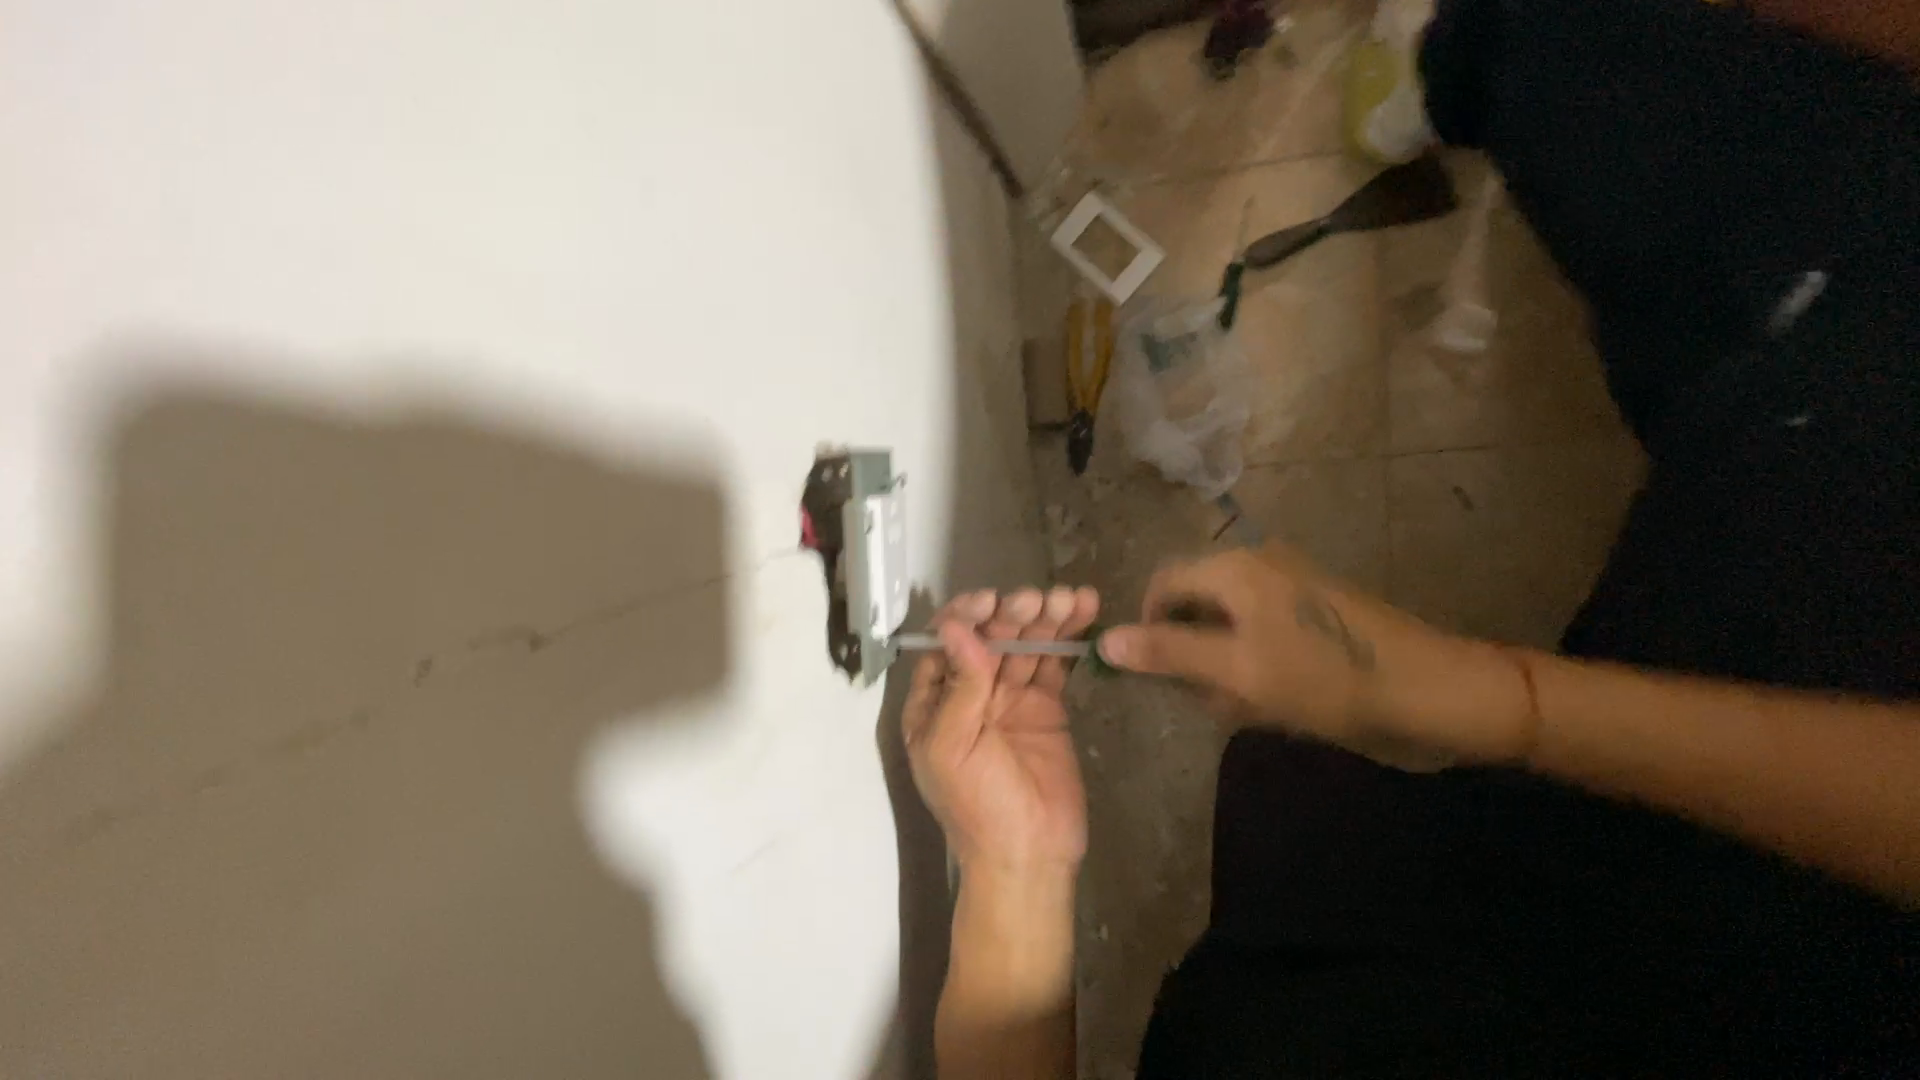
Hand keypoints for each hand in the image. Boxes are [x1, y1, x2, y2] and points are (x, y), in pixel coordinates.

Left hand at [902, 587, 1099, 873]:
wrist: (1029, 857)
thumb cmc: (977, 806)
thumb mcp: (952, 748)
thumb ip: (958, 688)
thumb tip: (954, 628)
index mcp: (933, 703)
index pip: (944, 644)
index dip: (965, 617)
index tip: (990, 602)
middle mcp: (968, 693)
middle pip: (988, 638)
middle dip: (1011, 614)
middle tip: (1037, 600)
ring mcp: (1009, 698)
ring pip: (1024, 645)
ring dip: (1045, 618)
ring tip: (1071, 597)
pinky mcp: (1046, 707)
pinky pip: (1053, 665)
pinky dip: (1067, 639)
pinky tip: (1084, 612)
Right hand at [1096, 546, 1530, 763]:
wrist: (1436, 695)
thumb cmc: (1327, 679)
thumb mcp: (1238, 671)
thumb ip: (1168, 654)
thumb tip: (1104, 639)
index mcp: (1237, 568)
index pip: (1164, 583)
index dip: (1146, 627)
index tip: (1152, 675)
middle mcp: (1259, 567)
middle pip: (1195, 605)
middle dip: (1190, 655)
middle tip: (1205, 699)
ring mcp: (1291, 591)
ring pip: (1228, 628)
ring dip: (1223, 669)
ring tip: (1244, 708)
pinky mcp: (1314, 618)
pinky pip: (1261, 637)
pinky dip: (1254, 669)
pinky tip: (1272, 704)